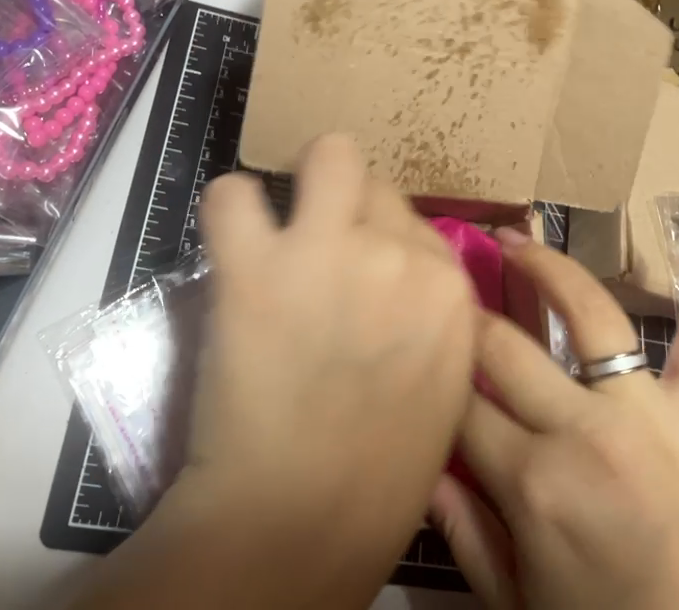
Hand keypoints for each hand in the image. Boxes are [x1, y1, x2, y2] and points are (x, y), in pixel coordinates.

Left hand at [161, 134, 478, 605]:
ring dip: (299, 183)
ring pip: (324, 155)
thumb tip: (392, 279)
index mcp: (451, 290)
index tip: (353, 262)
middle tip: (311, 249)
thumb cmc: (376, 474)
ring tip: (275, 224)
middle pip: (371, 182)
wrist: (300, 523)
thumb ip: (427, 321)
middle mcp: (398, 255)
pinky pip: (232, 193)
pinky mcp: (256, 265)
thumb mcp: (439, 388)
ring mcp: (329, 253)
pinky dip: (228, 211)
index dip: (375, 238)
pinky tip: (228, 247)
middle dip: (343, 207)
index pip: (411, 219)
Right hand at [431, 222, 678, 609]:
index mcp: (532, 484)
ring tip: (514, 239)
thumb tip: (418, 466)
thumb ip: (466, 534)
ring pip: (590, 315)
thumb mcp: (521, 606)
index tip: (413, 357)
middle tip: (440, 288)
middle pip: (503, 347)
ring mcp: (650, 411)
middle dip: (464, 314)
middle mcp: (585, 431)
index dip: (430, 381)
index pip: (459, 406)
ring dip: (547, 269)